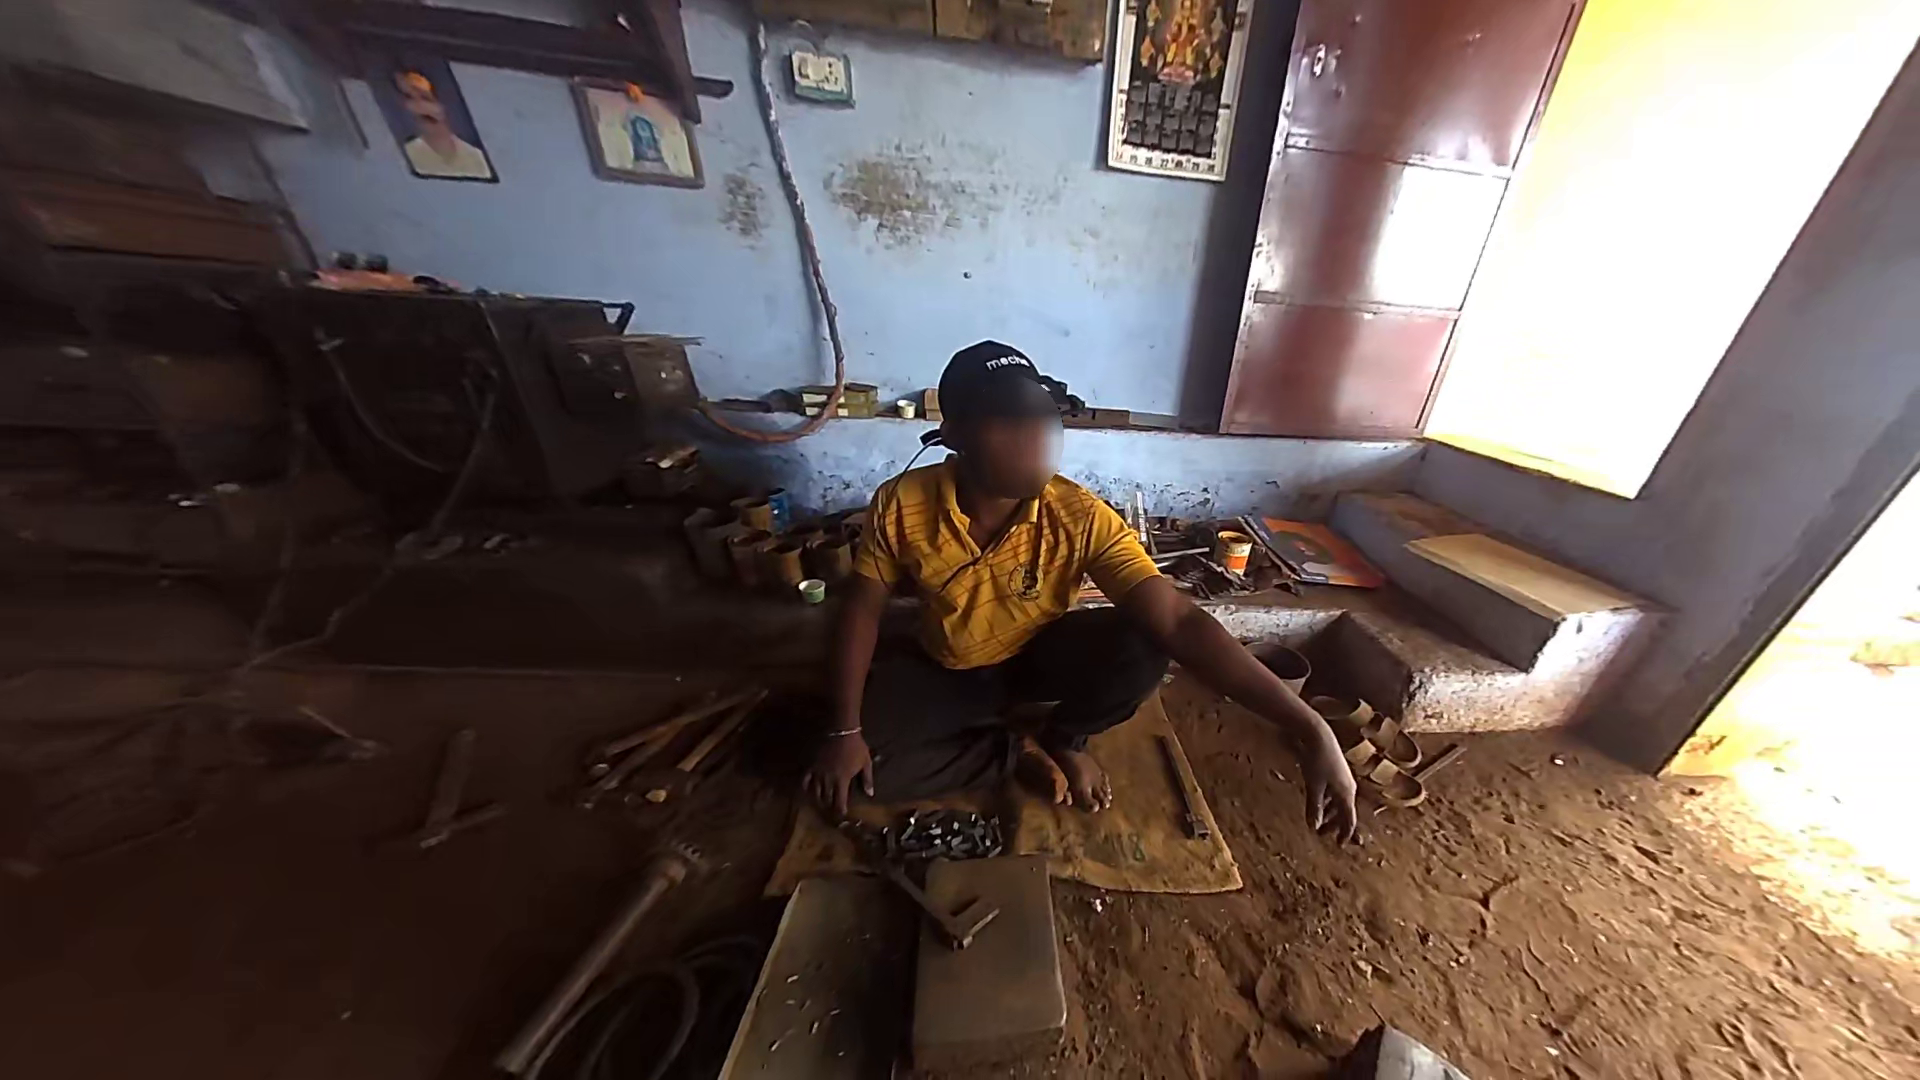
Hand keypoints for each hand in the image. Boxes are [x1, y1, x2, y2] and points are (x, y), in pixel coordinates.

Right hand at [803, 730, 872, 818]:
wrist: (842, 730)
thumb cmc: (856, 746)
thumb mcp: (866, 762)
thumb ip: (867, 779)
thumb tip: (870, 794)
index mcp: (842, 781)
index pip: (839, 802)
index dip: (840, 811)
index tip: (842, 815)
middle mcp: (828, 780)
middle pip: (826, 800)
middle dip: (829, 806)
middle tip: (831, 809)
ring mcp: (818, 773)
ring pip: (815, 793)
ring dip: (819, 799)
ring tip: (821, 802)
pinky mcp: (811, 766)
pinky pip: (805, 780)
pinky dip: (805, 788)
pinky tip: (807, 791)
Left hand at [1296, 725, 1358, 843]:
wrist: (1319, 735)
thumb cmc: (1316, 760)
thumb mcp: (1313, 785)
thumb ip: (1314, 806)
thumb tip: (1313, 826)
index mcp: (1346, 794)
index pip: (1348, 819)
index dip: (1344, 833)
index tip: (1339, 844)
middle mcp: (1349, 788)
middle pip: (1344, 812)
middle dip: (1334, 825)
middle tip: (1323, 835)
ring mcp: (1343, 780)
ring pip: (1338, 802)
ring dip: (1329, 813)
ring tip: (1319, 822)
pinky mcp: (1336, 772)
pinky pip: (1334, 793)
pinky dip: (1327, 802)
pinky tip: (1319, 803)